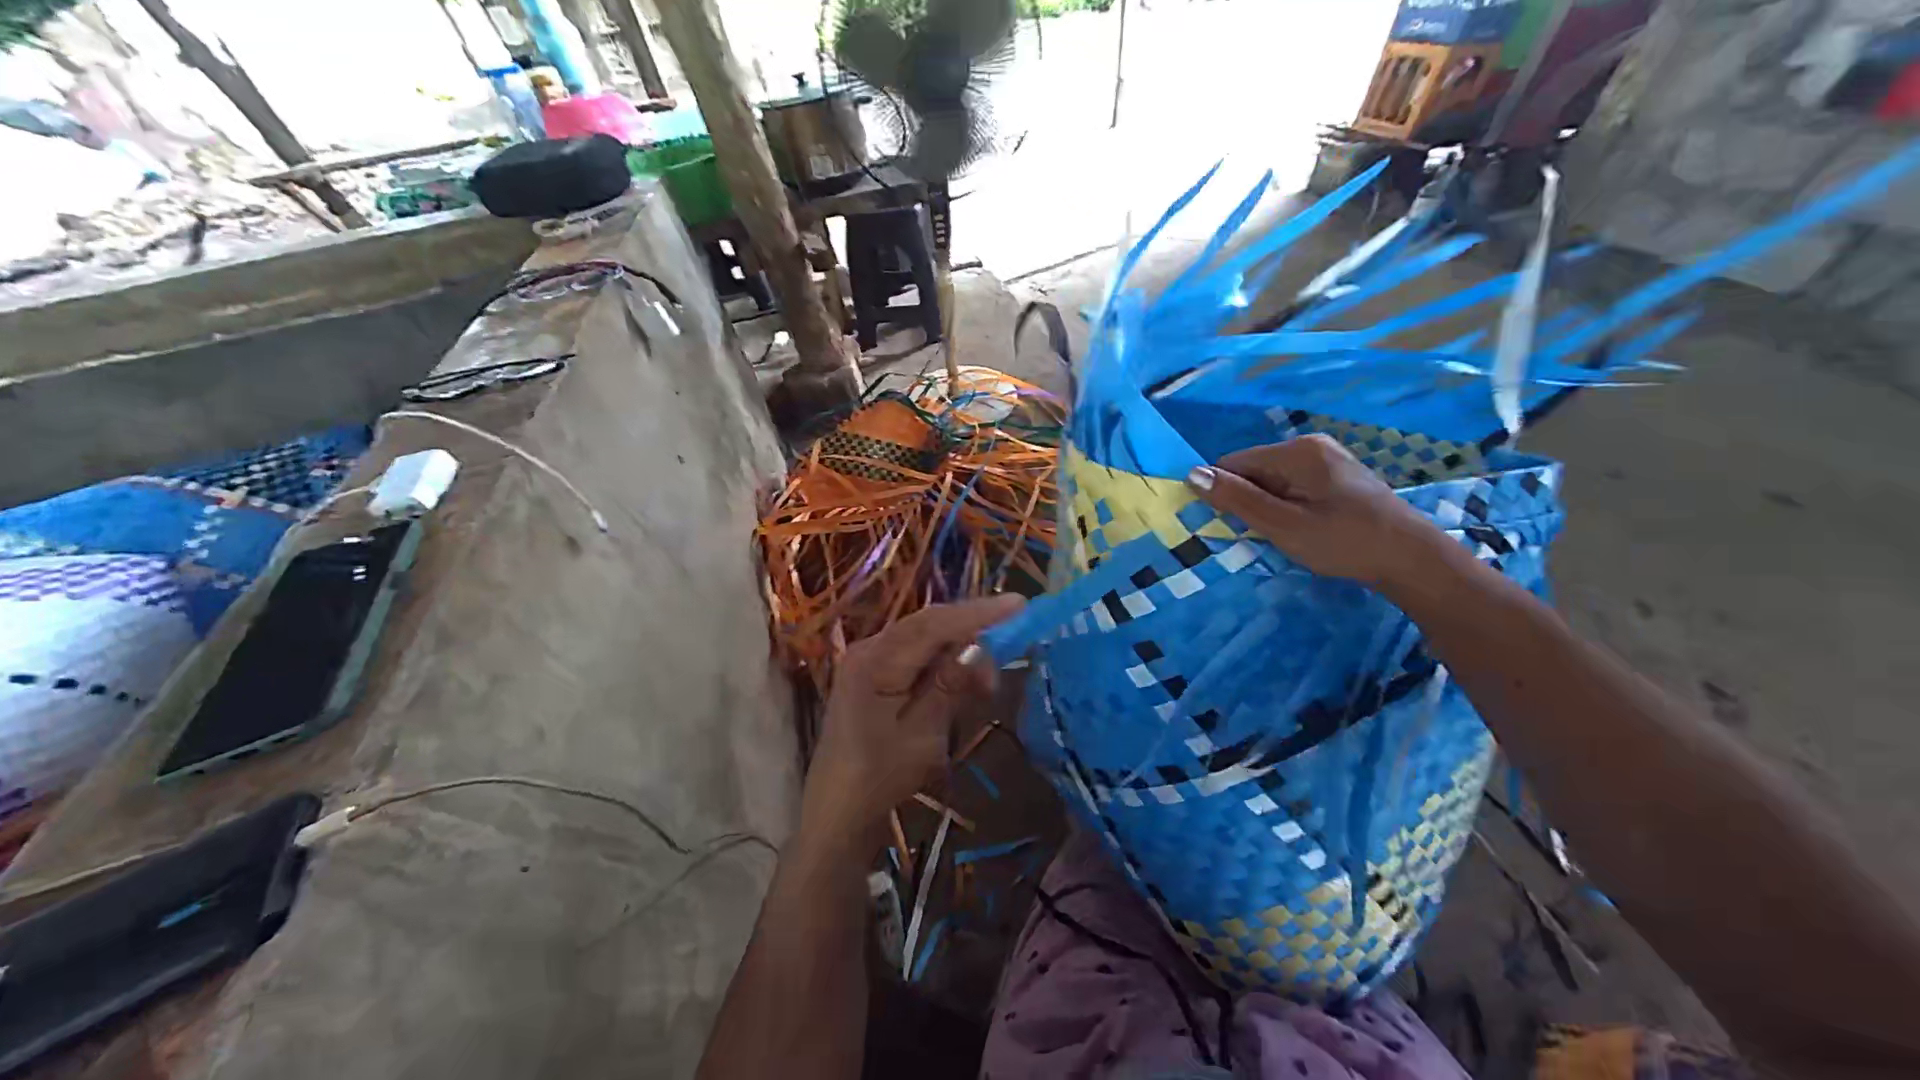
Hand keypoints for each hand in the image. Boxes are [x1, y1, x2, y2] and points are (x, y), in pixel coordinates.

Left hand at [799, 595, 1025, 849]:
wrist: (837, 812)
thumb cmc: (879, 778)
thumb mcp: (923, 736)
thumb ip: (948, 686)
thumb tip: (978, 647)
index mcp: (874, 661)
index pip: (932, 625)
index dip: (977, 613)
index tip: (1018, 604)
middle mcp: (868, 649)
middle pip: (927, 625)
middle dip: (971, 629)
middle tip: (1013, 637)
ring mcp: (868, 661)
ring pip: (924, 639)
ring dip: (960, 650)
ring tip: (989, 677)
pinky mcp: (874, 676)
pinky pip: (916, 657)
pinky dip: (944, 664)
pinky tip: (966, 681)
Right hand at [1186, 435, 1453, 588]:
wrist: (1413, 560)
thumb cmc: (1344, 542)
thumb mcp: (1283, 524)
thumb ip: (1236, 499)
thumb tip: (1191, 474)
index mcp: (1296, 451)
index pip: (1233, 463)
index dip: (1224, 494)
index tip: (1231, 527)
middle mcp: (1311, 446)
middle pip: (1254, 471)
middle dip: (1249, 502)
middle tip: (1264, 536)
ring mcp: (1328, 460)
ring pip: (1274, 482)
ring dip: (1269, 509)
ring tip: (1286, 536)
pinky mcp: (1338, 477)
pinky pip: (1295, 487)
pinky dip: (1288, 508)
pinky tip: (1304, 530)